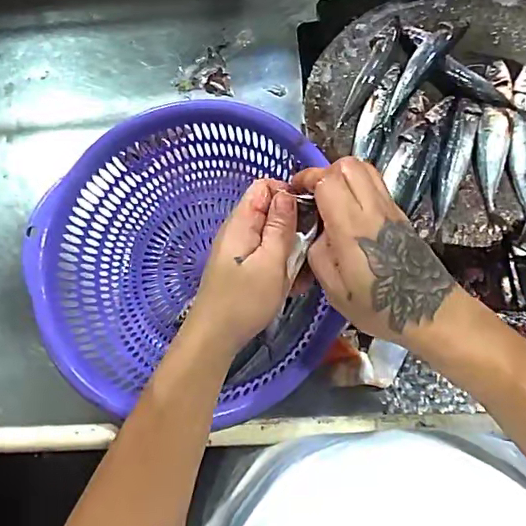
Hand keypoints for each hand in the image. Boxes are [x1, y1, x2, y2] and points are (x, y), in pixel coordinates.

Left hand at [177, 178, 298, 356]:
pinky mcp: (244, 267)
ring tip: (304, 270)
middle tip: (311, 246)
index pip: (265, 186)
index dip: (289, 193)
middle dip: (295, 224)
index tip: (310, 214)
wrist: (215, 339)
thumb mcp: (271, 262)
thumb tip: (288, 194)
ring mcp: (240, 249)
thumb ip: (281, 226)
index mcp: (242, 221)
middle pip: (272, 210)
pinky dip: (283, 263)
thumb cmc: (245, 300)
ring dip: (292, 248)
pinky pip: (269, 254)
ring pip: (274, 234)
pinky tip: (293, 284)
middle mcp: (239, 230)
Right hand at [290, 157, 470, 345]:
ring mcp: (390, 208)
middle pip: (348, 164)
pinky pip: (376, 185)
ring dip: (344, 176)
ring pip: (365, 169)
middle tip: (314, 193)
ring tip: (333, 199)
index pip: (327, 180)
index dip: (307, 179)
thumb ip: (318, 253)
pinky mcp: (401, 214)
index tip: (295, 192)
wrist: (429, 311)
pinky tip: (351, 212)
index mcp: (352, 227)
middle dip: (325, 172)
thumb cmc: (379, 307)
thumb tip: (317, 231)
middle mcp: (373, 209)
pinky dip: (359, 186)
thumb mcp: (334, 289)